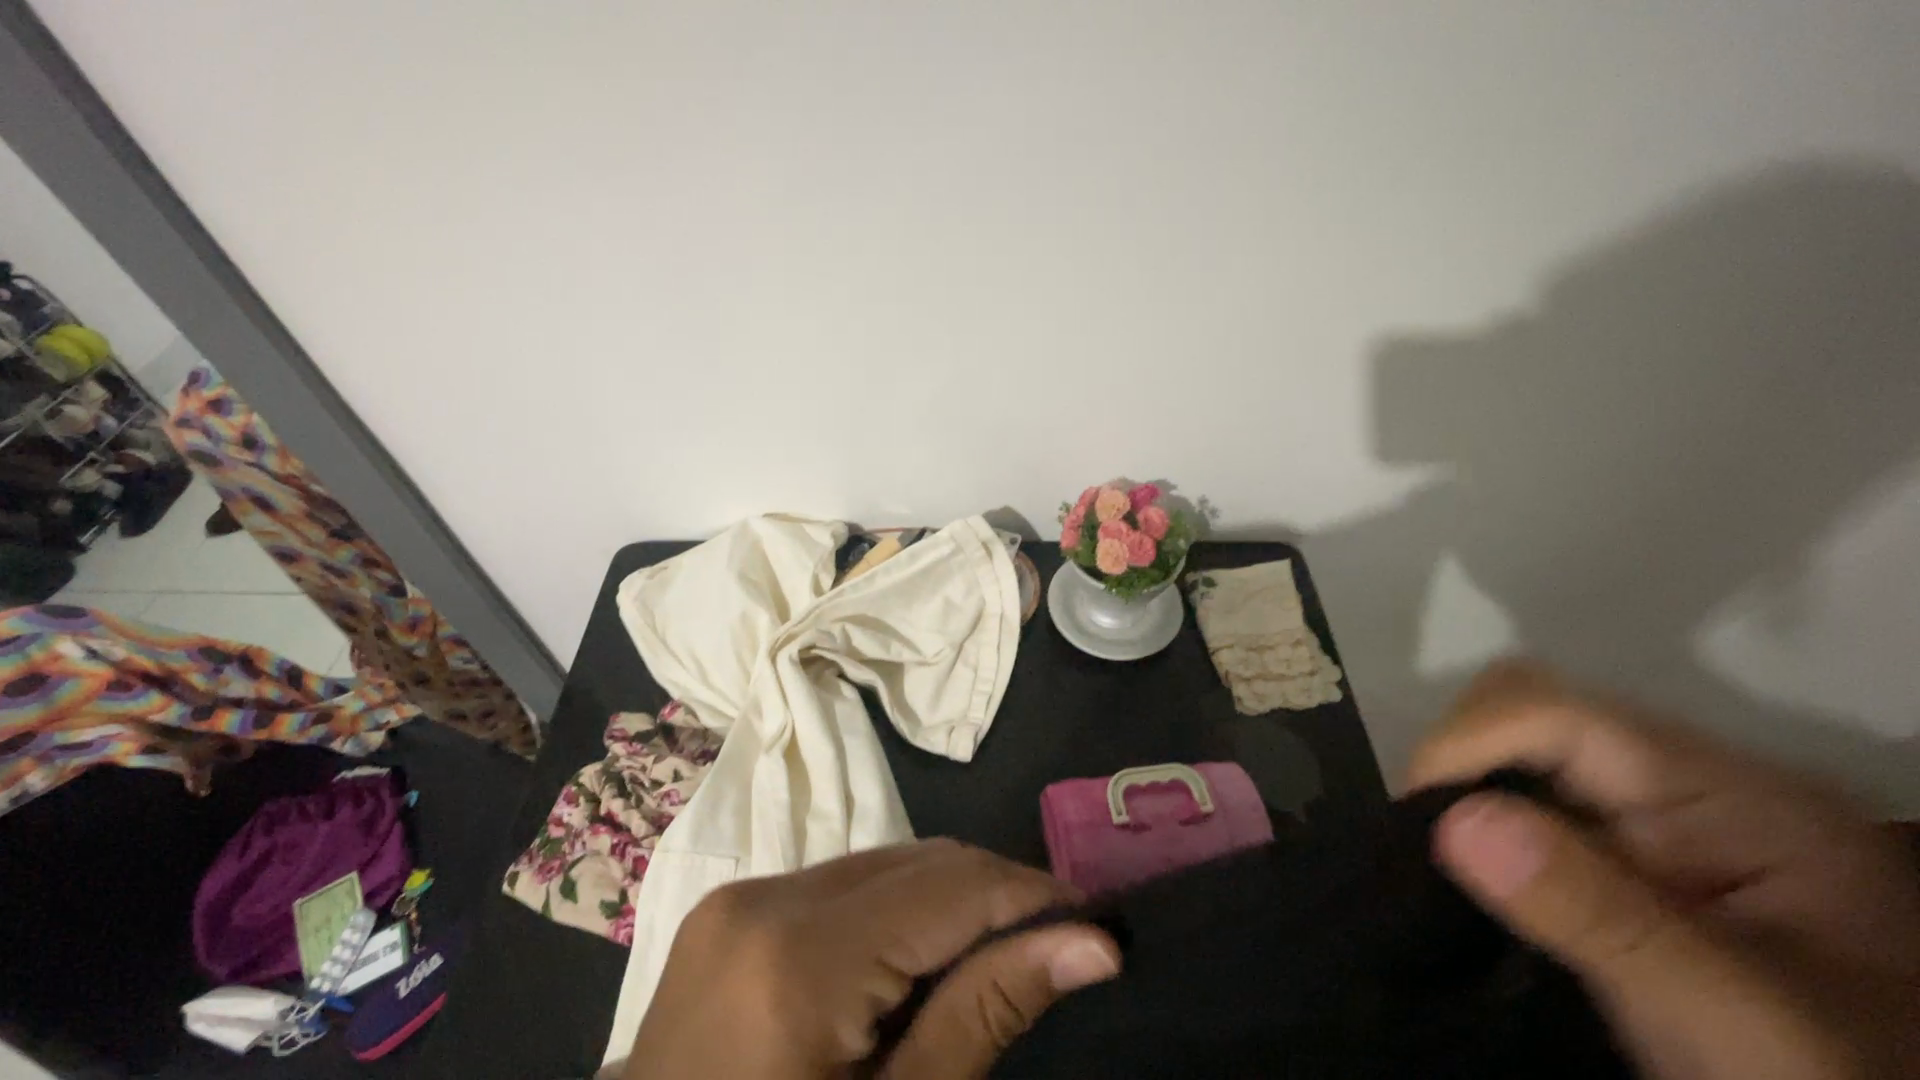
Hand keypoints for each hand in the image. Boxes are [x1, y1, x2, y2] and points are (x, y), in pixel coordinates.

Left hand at [623, 839, 1119, 1079]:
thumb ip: (985, 1014)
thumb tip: (1092, 944)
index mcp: (799, 956)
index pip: (950, 885)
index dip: (1035, 895)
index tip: (1101, 925)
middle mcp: (764, 898)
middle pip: (917, 862)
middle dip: (996, 895)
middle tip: (1060, 946)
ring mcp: (737, 899)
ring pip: (881, 865)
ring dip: (947, 900)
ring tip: (995, 957)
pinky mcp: (727, 911)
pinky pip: (838, 886)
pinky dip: (893, 910)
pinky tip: (917, 962)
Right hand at [1411, 661, 1919, 1078]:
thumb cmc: (1836, 1077)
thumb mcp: (1735, 1018)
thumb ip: (1603, 917)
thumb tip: (1455, 821)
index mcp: (1738, 798)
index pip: (1561, 713)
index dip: (1467, 743)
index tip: (1417, 822)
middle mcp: (1695, 783)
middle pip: (1534, 707)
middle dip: (1461, 761)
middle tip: (1430, 846)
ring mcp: (1664, 815)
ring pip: (1523, 748)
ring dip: (1468, 792)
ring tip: (1446, 865)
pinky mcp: (1636, 851)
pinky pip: (1534, 800)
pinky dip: (1486, 824)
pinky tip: (1480, 877)